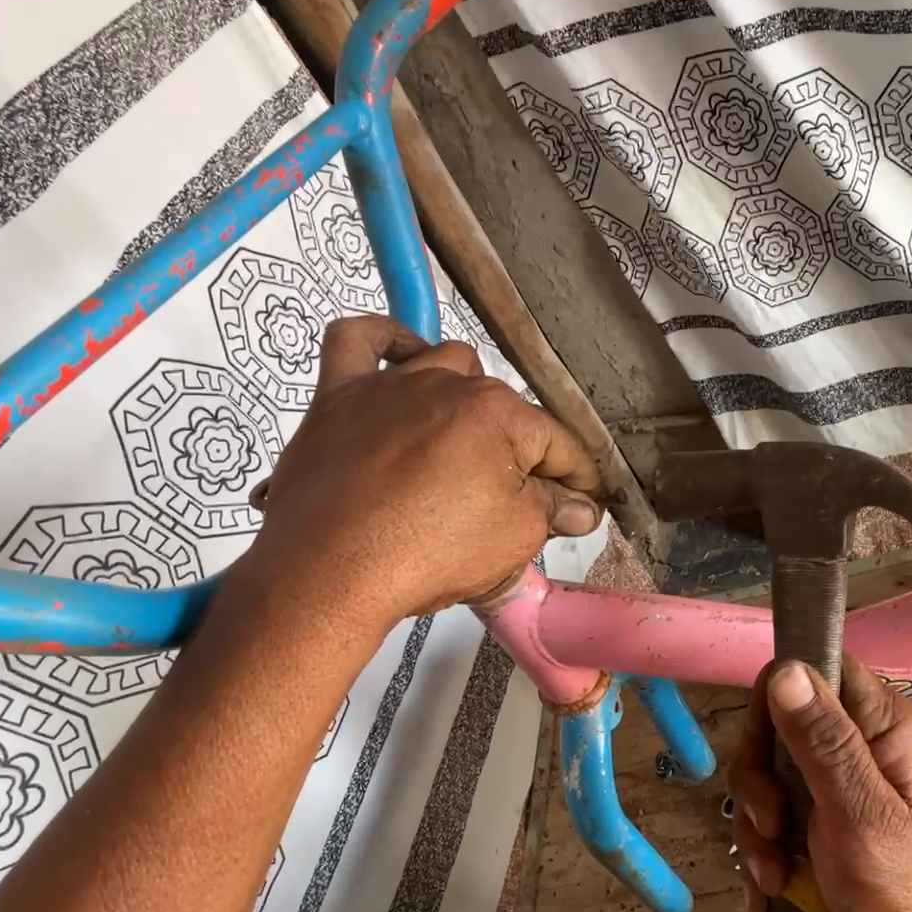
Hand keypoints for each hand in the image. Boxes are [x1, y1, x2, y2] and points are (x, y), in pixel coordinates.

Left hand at [236, 316, 602, 632]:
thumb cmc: (429, 552)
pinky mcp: (337, 396)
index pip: (558, 444)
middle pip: (504, 408)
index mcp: (499, 413)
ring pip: (444, 364)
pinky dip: (383, 340)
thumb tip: (582, 507)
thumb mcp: (515, 538)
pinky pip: (357, 341)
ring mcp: (389, 385)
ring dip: (466, 397)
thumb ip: (554, 511)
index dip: (578, 480)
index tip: (584, 506)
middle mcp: (448, 384)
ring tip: (465, 442)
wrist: (327, 572)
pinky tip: (401, 355)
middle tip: (519, 501)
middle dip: (521, 452)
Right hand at [729, 656, 911, 911]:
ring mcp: (835, 766)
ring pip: (765, 765)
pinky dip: (762, 840)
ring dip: (758, 823)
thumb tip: (785, 670)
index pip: (815, 668)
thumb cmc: (901, 883)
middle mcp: (858, 732)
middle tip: (771, 828)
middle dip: (760, 781)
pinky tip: (773, 880)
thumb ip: (824, 742)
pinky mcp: (816, 798)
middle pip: (777, 720)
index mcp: (881, 719)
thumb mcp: (860, 813)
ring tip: (775, 873)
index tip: (766, 755)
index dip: (777, 701)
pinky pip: (768, 799)